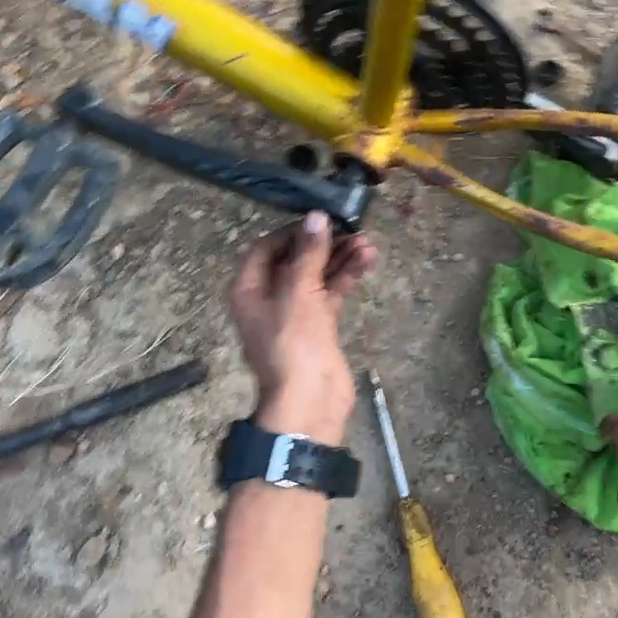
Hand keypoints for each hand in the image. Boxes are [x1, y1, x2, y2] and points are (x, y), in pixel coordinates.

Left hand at [229, 212, 378, 444]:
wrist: (309, 401)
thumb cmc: (294, 343)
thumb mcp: (299, 292)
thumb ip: (309, 253)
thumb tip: (316, 216)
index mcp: (250, 288)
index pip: (268, 247)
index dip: (293, 231)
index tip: (321, 219)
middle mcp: (269, 297)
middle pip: (295, 259)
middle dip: (324, 244)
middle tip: (351, 229)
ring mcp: (294, 312)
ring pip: (317, 275)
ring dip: (340, 259)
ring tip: (367, 244)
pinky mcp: (318, 325)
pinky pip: (330, 293)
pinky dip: (346, 278)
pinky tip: (367, 262)